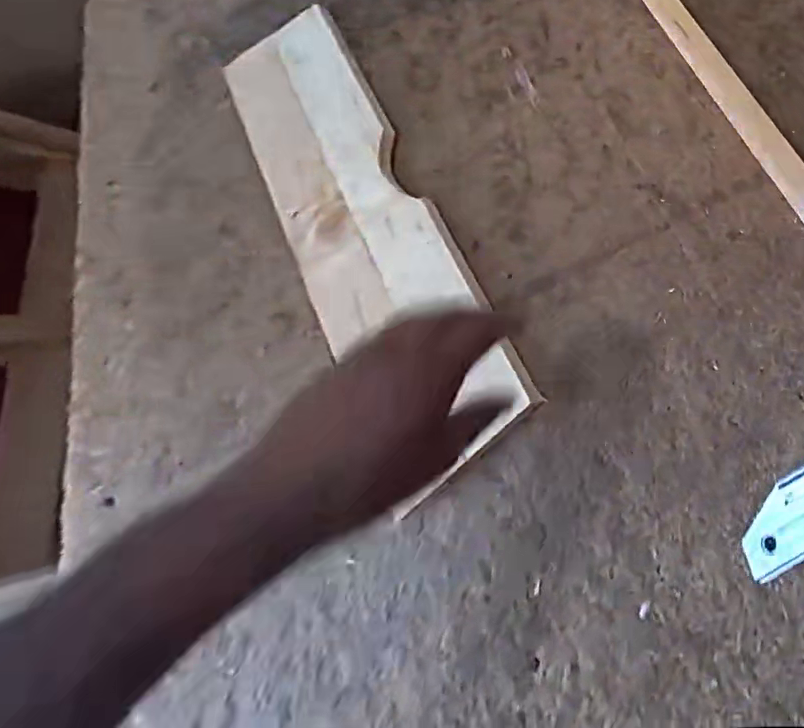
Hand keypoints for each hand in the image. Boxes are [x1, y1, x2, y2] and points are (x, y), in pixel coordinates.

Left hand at [220, 309, 513, 545]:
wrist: (287, 490)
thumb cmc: (370, 482)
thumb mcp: (434, 460)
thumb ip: (472, 422)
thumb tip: (505, 397)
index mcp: (430, 371)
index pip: (473, 332)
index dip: (499, 323)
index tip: (516, 322)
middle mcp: (400, 351)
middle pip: (442, 315)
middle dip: (471, 313)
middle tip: (490, 319)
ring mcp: (367, 353)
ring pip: (412, 319)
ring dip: (440, 315)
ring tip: (455, 324)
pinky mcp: (342, 363)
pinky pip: (388, 332)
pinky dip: (412, 328)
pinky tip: (411, 347)